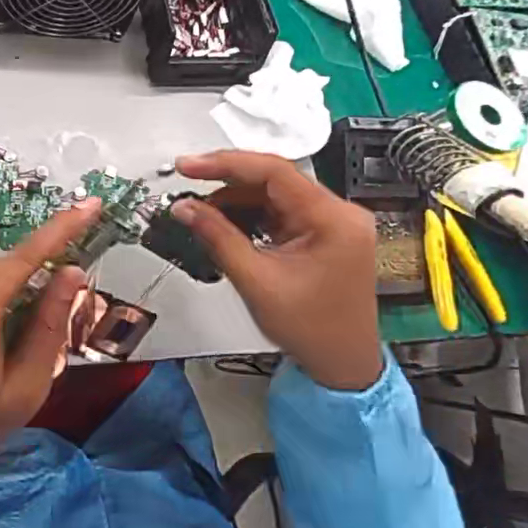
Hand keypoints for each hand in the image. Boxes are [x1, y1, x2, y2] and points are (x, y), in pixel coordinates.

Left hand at [0, 198, 102, 478]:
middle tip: (69, 295)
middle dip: (41, 270)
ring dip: (19, 284)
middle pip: (6, 265)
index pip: (21, 263)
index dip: (59, 232)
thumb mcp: (27, 388)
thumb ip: (50, 326)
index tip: (90, 205)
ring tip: (28, 329)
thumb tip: (72, 272)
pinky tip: (5, 323)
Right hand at [172, 150, 381, 390]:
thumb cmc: (311, 330)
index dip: (226, 163)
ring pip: (273, 194)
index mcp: (333, 220)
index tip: (188, 166)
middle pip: (273, 179)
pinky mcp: (322, 233)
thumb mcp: (255, 281)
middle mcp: (339, 213)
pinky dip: (249, 214)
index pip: (274, 172)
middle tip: (187, 188)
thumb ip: (217, 237)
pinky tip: (225, 224)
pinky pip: (279, 210)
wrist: (342, 363)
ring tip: (202, 214)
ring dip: (235, 200)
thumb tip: (184, 207)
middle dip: (226, 182)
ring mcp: (333, 222)